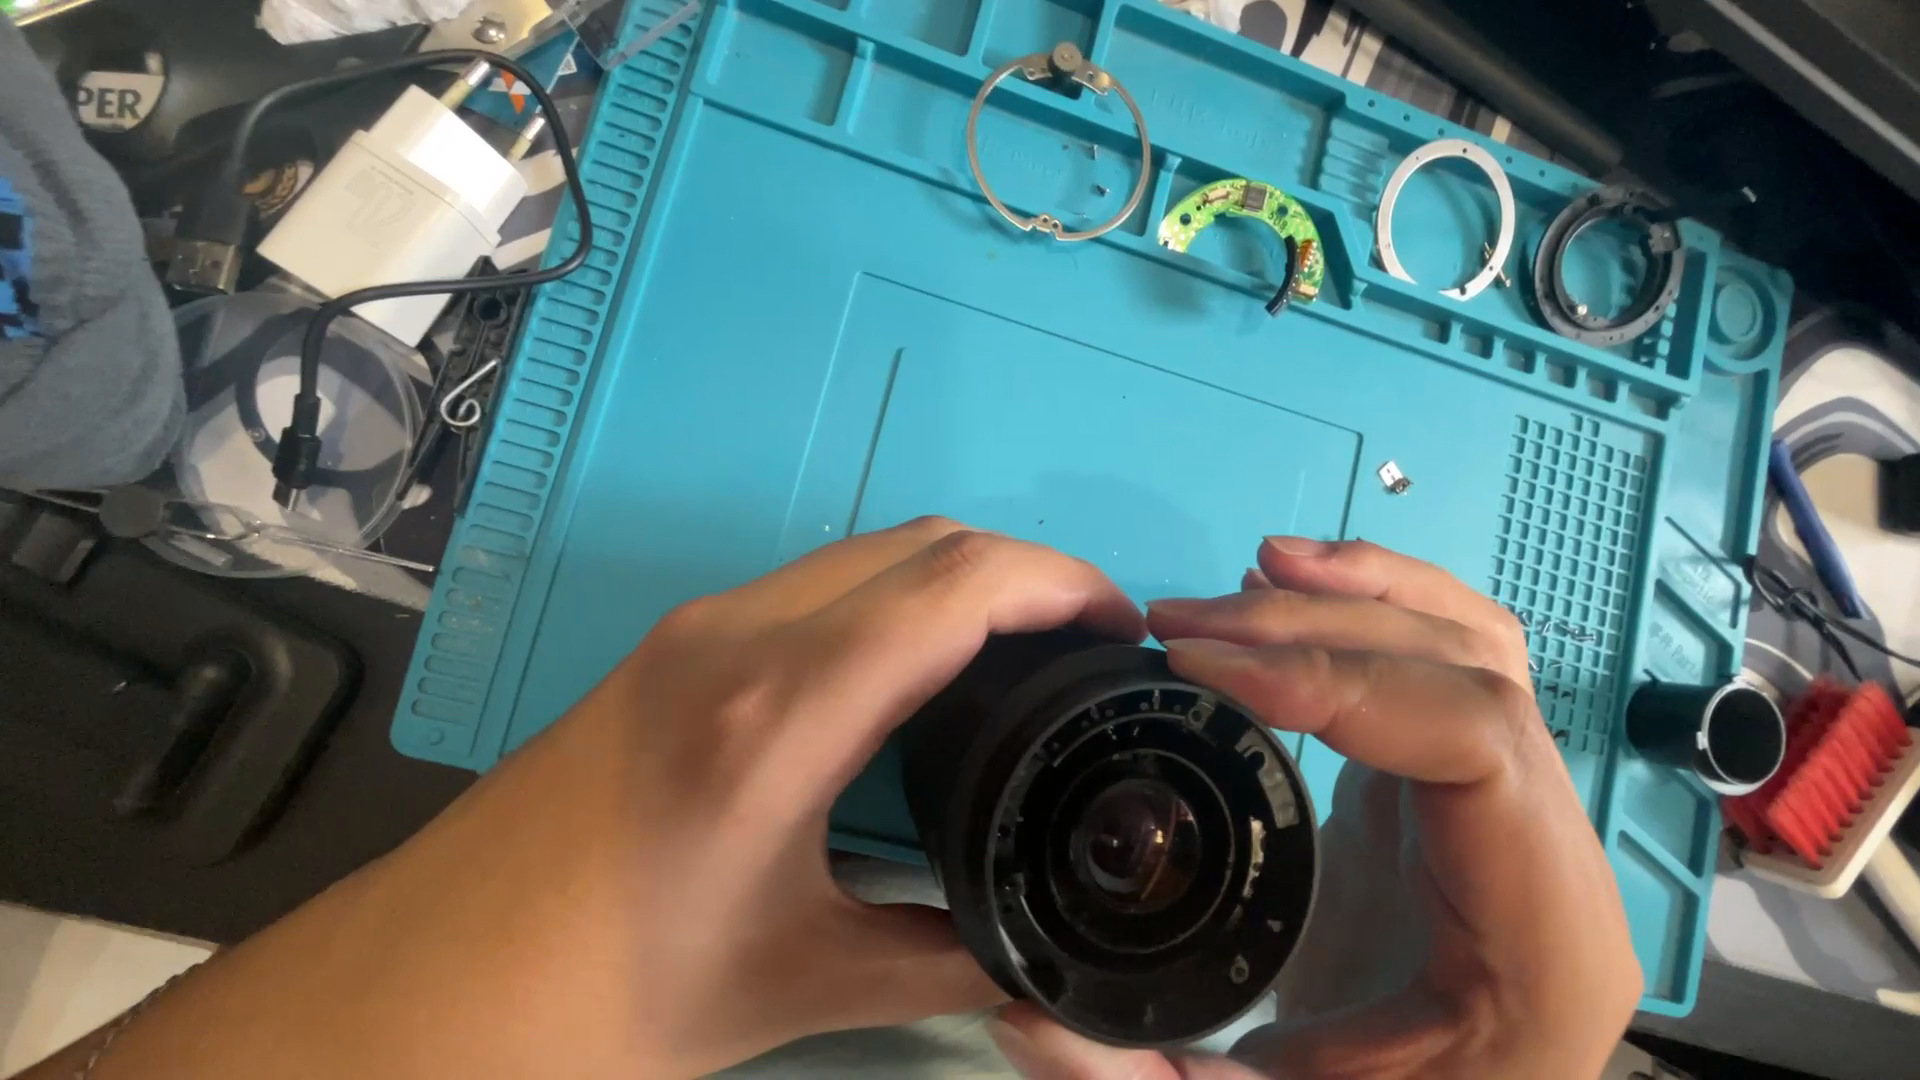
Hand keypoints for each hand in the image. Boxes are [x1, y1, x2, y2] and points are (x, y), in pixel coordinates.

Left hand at [75, 518, 1144, 1079]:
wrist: (428, 982)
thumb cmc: (608, 995)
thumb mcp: (800, 982)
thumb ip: (949, 962)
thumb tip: (1053, 972)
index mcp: (783, 708)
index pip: (952, 587)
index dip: (1059, 584)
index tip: (1122, 628)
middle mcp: (745, 632)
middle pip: (922, 542)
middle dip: (1025, 571)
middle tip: (1086, 642)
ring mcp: (707, 623)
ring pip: (873, 551)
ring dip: (962, 577)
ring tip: (1022, 646)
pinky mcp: (685, 638)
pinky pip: (827, 581)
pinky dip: (903, 595)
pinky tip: (925, 662)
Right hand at [990, 538, 1639, 1079]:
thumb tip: (1018, 1011)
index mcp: (1533, 925)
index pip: (1468, 739)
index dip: (1327, 680)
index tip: (1195, 667)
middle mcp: (1545, 840)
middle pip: (1454, 668)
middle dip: (1303, 626)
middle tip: (1176, 625)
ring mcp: (1513, 794)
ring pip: (1466, 638)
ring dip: (1351, 586)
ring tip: (1246, 568)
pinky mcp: (1462, 768)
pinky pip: (1452, 645)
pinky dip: (1380, 589)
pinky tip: (1300, 575)